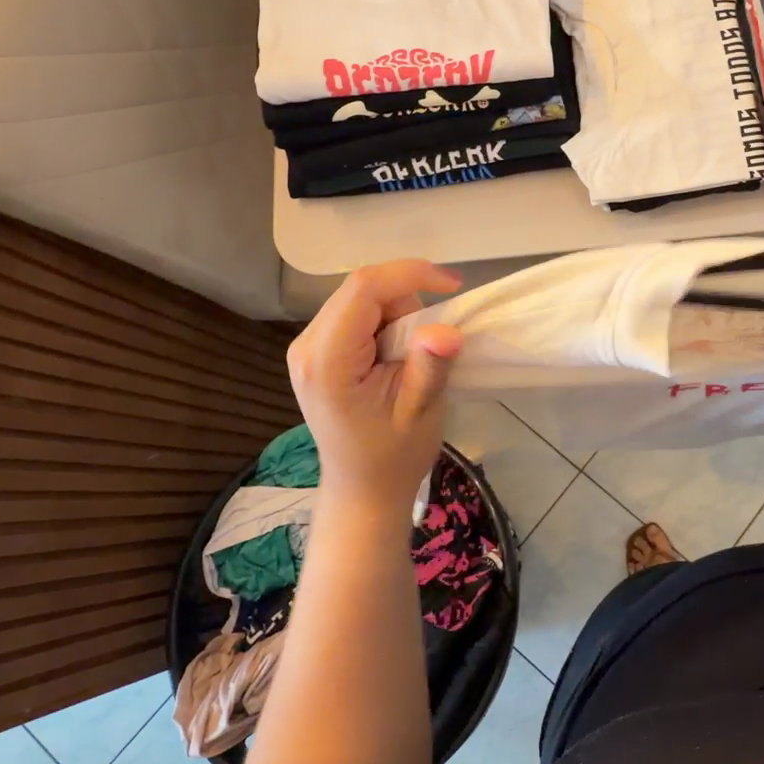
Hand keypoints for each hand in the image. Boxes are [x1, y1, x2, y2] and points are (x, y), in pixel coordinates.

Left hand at [287, 260, 463, 512]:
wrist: (364, 488)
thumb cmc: (394, 455)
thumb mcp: (420, 413)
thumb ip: (429, 367)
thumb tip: (446, 330)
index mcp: (328, 360)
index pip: (364, 288)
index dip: (410, 274)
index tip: (455, 286)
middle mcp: (308, 345)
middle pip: (363, 289)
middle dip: (407, 301)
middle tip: (430, 344)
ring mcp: (308, 346)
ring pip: (362, 297)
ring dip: (398, 314)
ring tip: (409, 360)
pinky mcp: (318, 349)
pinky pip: (357, 313)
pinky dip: (386, 323)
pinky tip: (394, 358)